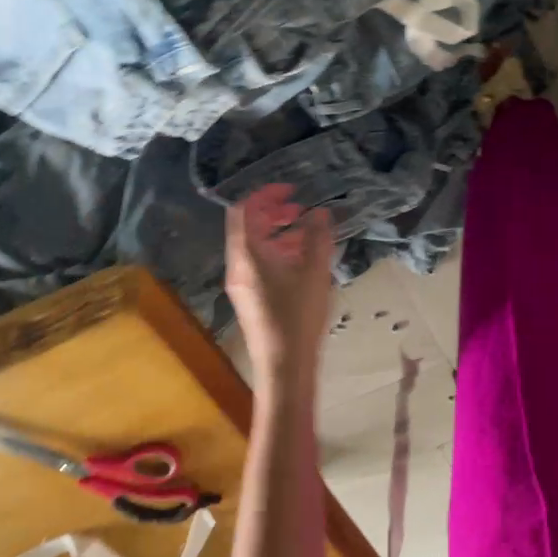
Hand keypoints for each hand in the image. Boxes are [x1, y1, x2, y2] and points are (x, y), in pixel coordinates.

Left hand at [226, 185, 334, 389]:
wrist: (283, 366)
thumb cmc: (297, 316)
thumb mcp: (314, 272)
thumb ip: (317, 237)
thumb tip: (319, 213)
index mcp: (247, 254)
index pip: (244, 210)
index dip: (266, 194)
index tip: (291, 190)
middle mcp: (237, 266)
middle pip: (247, 228)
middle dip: (273, 213)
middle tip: (300, 208)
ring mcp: (242, 285)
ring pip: (255, 248)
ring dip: (278, 234)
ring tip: (307, 234)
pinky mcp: (251, 300)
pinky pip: (259, 265)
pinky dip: (278, 253)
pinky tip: (303, 262)